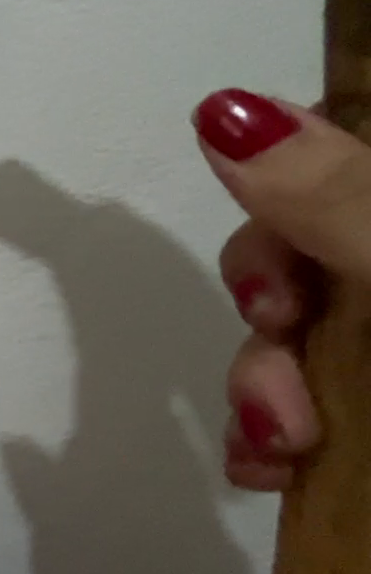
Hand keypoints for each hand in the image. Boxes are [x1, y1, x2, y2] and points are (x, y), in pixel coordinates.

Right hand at [196, 89, 370, 489]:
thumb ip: (350, 200)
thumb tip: (222, 112)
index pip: (343, 157)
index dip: (281, 211)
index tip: (278, 296)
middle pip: (312, 246)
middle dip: (270, 323)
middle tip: (278, 396)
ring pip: (309, 323)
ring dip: (262, 386)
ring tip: (271, 453)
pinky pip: (316, 383)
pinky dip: (274, 420)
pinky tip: (268, 461)